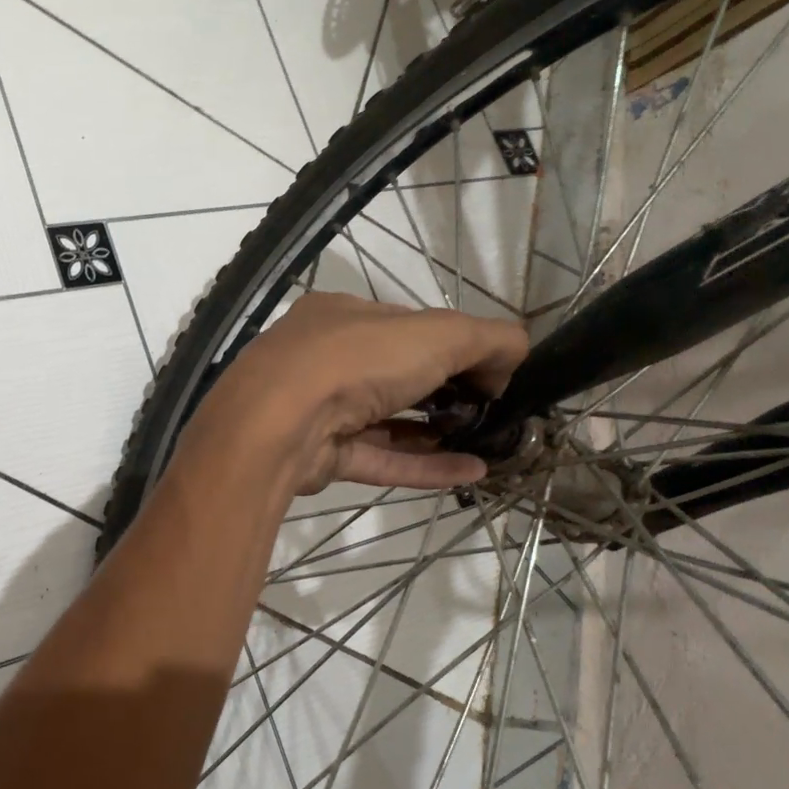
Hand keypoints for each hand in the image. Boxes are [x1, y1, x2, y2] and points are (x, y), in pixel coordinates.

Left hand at [179, 293, 528, 495]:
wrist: (275, 425)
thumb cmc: (353, 361)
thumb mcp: (437, 332)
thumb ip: (487, 339)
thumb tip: (513, 359)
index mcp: (338, 316)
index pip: (405, 325)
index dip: (452, 344)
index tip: (494, 369)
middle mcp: (321, 358)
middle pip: (393, 373)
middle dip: (443, 390)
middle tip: (493, 408)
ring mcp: (314, 410)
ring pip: (384, 420)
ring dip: (436, 431)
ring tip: (490, 441)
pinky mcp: (317, 455)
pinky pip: (378, 459)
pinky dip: (422, 465)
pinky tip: (472, 471)